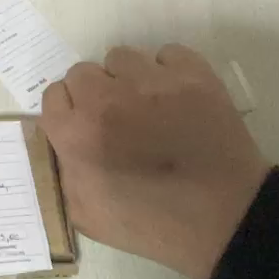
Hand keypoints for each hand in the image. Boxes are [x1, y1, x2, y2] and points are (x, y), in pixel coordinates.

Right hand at [40, 46, 268, 278]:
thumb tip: (59, 146)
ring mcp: (150, 82)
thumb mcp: (86, 215)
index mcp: (75, 134)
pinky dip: (167, 70)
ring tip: (145, 103)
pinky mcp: (191, 75)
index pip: (53, 95)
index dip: (68, 111)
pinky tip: (175, 96)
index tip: (82, 125)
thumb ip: (62, 173)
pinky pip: (167, 53)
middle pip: (82, 72)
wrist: (225, 219)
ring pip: (121, 58)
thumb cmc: (151, 224)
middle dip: (92, 92)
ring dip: (126, 78)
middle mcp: (105, 99)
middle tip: (114, 116)